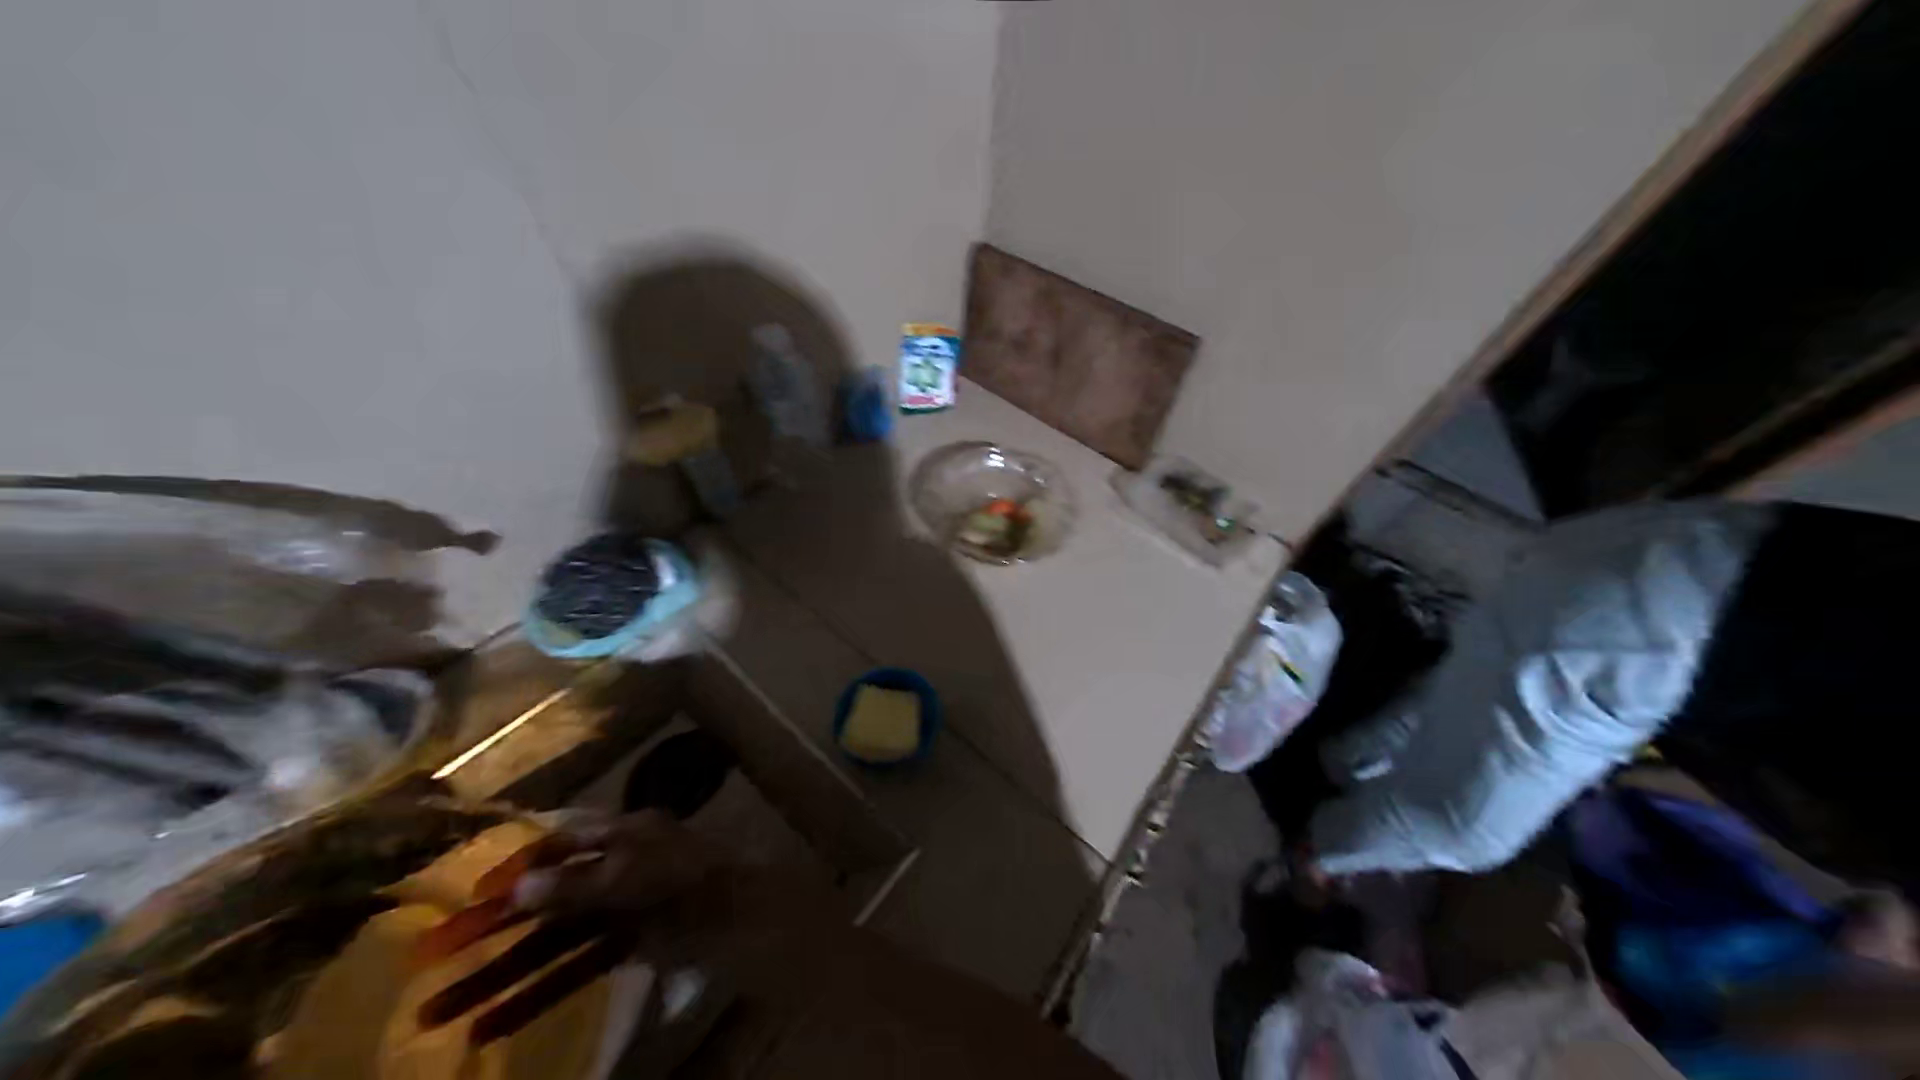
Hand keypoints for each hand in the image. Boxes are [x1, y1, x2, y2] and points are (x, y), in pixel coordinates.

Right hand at [412, 811, 799, 1046]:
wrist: (754, 918)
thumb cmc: (695, 882)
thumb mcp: (636, 877)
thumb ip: (578, 885)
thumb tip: (518, 886)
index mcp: (626, 835)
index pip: (562, 842)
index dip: (518, 866)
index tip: (472, 895)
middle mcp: (620, 867)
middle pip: (546, 900)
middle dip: (491, 929)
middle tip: (428, 959)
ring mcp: (625, 909)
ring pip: (553, 942)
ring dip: (501, 974)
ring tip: (437, 1012)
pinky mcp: (632, 946)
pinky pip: (577, 969)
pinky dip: (538, 994)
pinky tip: (493, 1024)